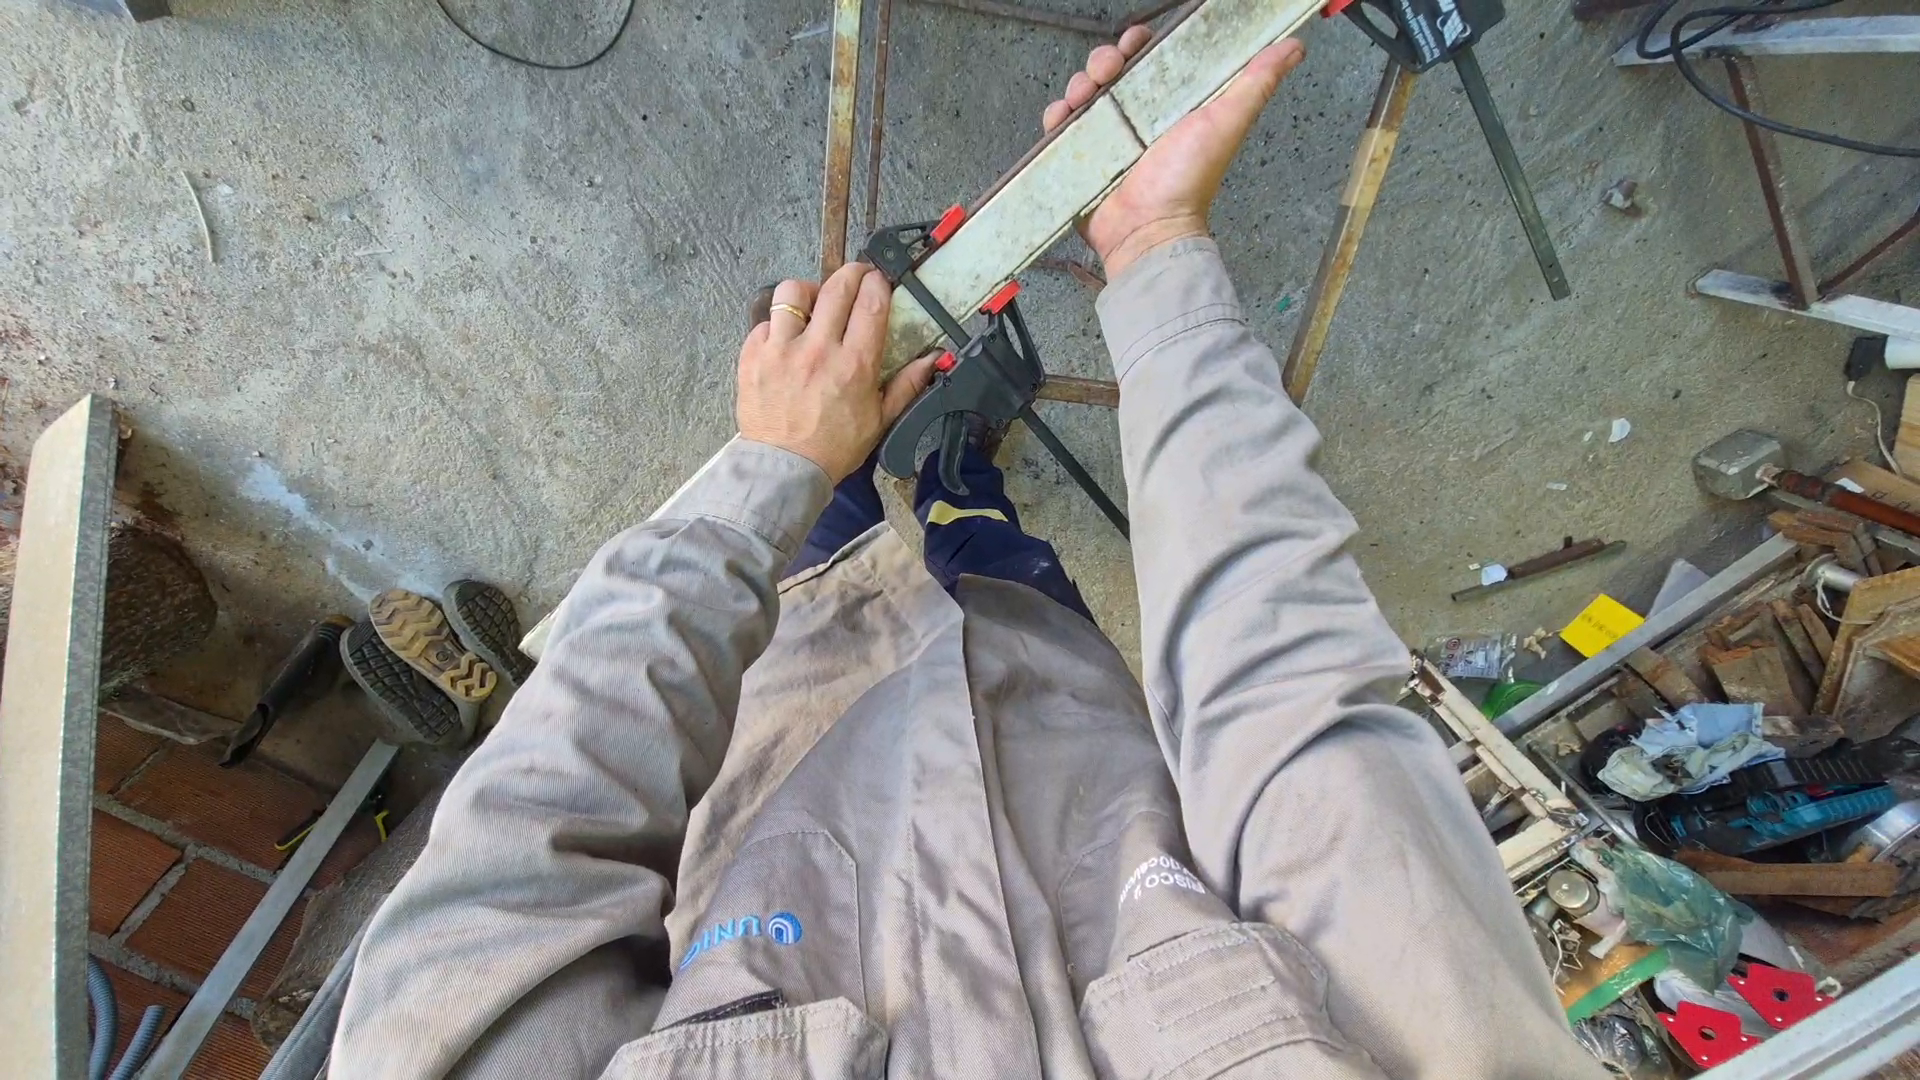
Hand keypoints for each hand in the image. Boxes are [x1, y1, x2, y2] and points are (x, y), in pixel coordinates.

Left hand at [737, 263, 936, 482]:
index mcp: (854, 365)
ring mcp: (781, 350)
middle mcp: (818, 350)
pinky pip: (766, 320)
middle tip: (856, 278)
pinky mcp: (753, 356)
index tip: (879, 281)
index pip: (870, 302)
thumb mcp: (880, 420)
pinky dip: (779, 323)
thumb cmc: (834, 447)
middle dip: (851, 274)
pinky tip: (788, 338)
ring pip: (793, 292)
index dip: (878, 283)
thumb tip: (933, 359)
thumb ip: (907, 384)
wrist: (785, 469)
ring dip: (809, 291)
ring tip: (814, 305)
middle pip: (836, 287)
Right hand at [1043, 28, 1305, 279]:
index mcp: (1166, 105)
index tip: (1136, 42)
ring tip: (1083, 97)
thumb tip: (1293, 47)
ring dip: (1078, 84)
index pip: (1147, 58)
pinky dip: (1056, 117)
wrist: (1147, 233)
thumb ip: (1256, 84)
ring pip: (1082, 94)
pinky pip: (1059, 128)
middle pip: (1110, 71)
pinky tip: (1062, 117)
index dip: (1139, 43)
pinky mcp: (1079, 162)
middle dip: (1103, 60)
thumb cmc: (1187, 183)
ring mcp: (1104, 141)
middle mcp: (1133, 120)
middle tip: (1107, 71)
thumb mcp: (1226, 124)